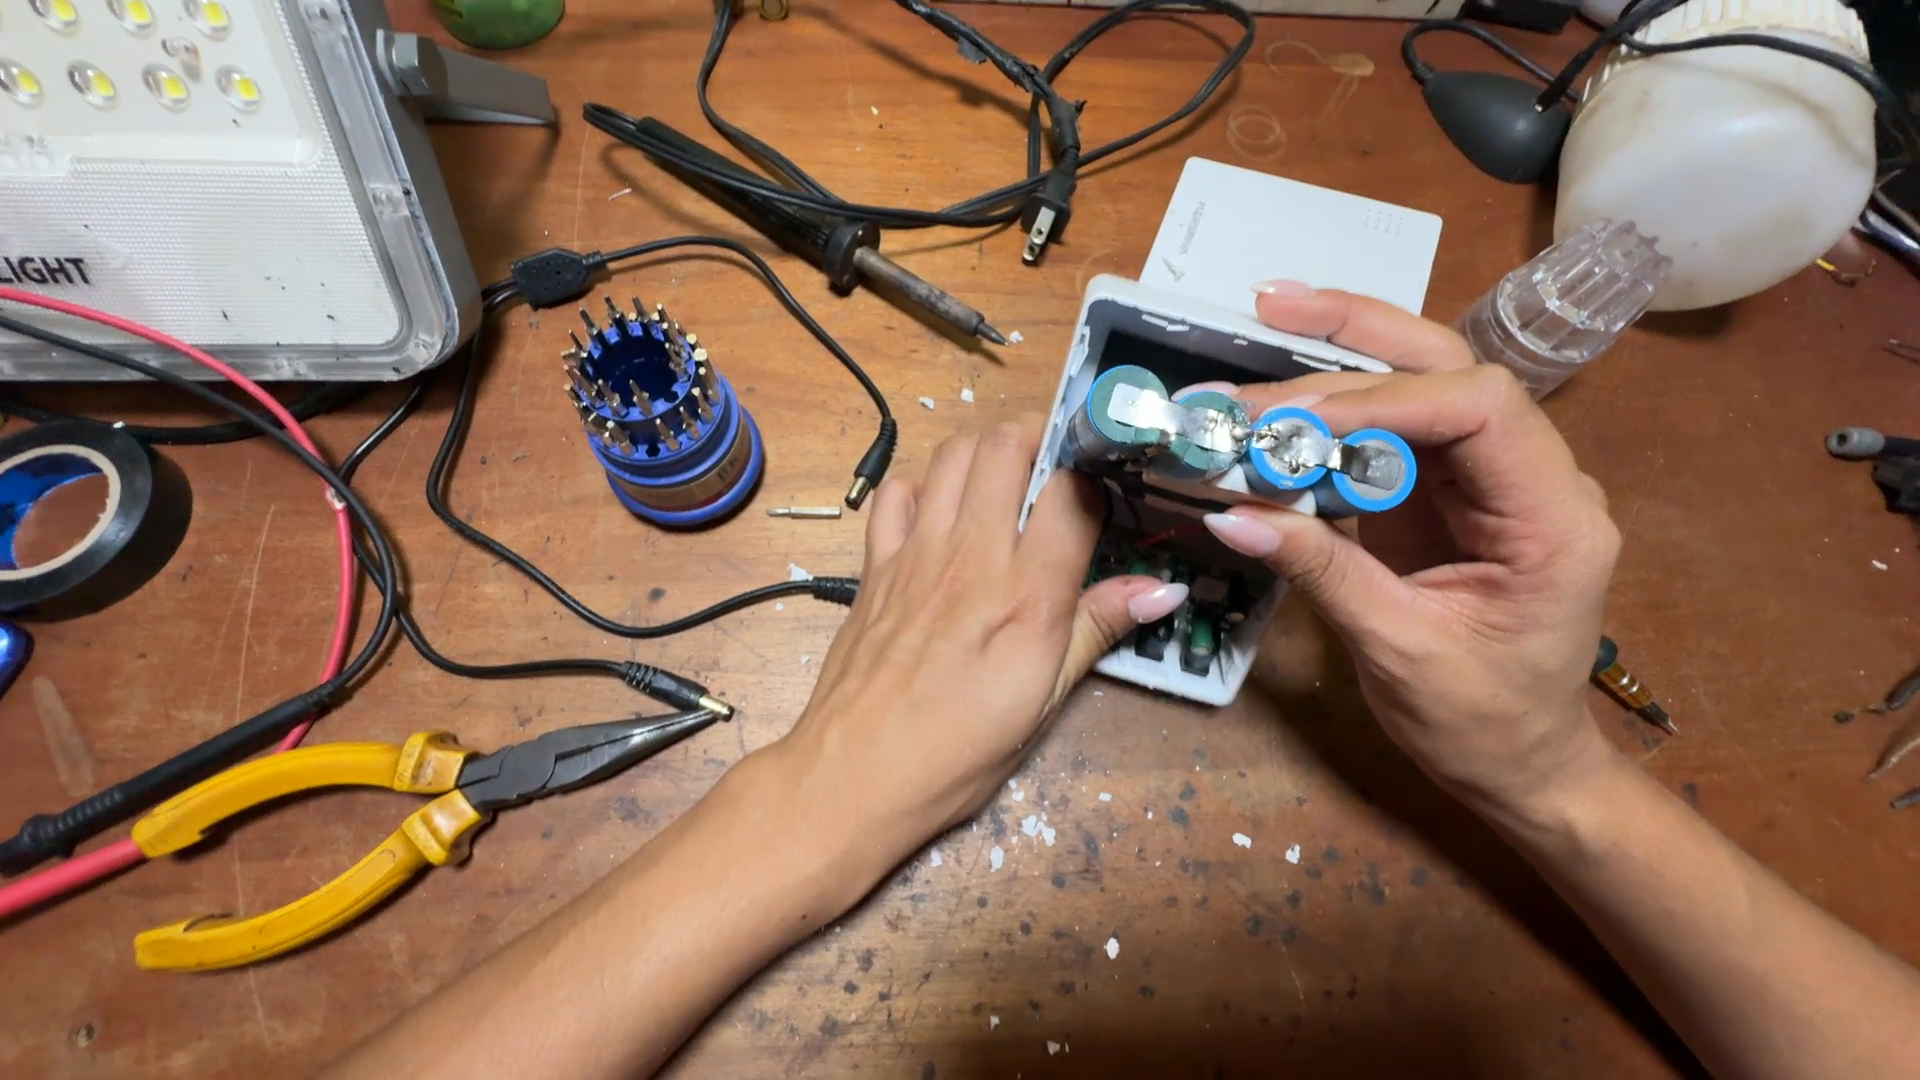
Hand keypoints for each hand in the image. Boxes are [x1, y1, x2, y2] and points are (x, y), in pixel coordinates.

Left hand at [772, 419, 1182, 858]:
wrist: (853, 776)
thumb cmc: (960, 752)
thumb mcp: (1043, 701)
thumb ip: (1096, 630)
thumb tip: (1163, 589)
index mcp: (1025, 593)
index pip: (1071, 493)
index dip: (1095, 480)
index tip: (1103, 495)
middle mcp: (971, 555)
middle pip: (1005, 446)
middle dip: (1037, 441)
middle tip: (1050, 473)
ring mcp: (916, 553)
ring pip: (952, 454)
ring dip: (984, 450)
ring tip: (1002, 482)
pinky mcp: (875, 563)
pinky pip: (895, 492)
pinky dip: (922, 485)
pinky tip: (938, 512)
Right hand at [1203, 282, 1623, 817]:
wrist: (1517, 760)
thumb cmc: (1480, 720)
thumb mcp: (1397, 651)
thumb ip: (1320, 572)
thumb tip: (1229, 516)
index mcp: (1551, 516)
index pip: (1478, 410)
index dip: (1383, 400)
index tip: (1289, 421)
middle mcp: (1526, 476)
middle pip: (1449, 369)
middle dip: (1356, 339)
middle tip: (1267, 308)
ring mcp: (1480, 479)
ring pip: (1418, 383)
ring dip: (1338, 354)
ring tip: (1266, 314)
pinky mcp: (1437, 492)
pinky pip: (1386, 430)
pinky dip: (1330, 406)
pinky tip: (1284, 384)